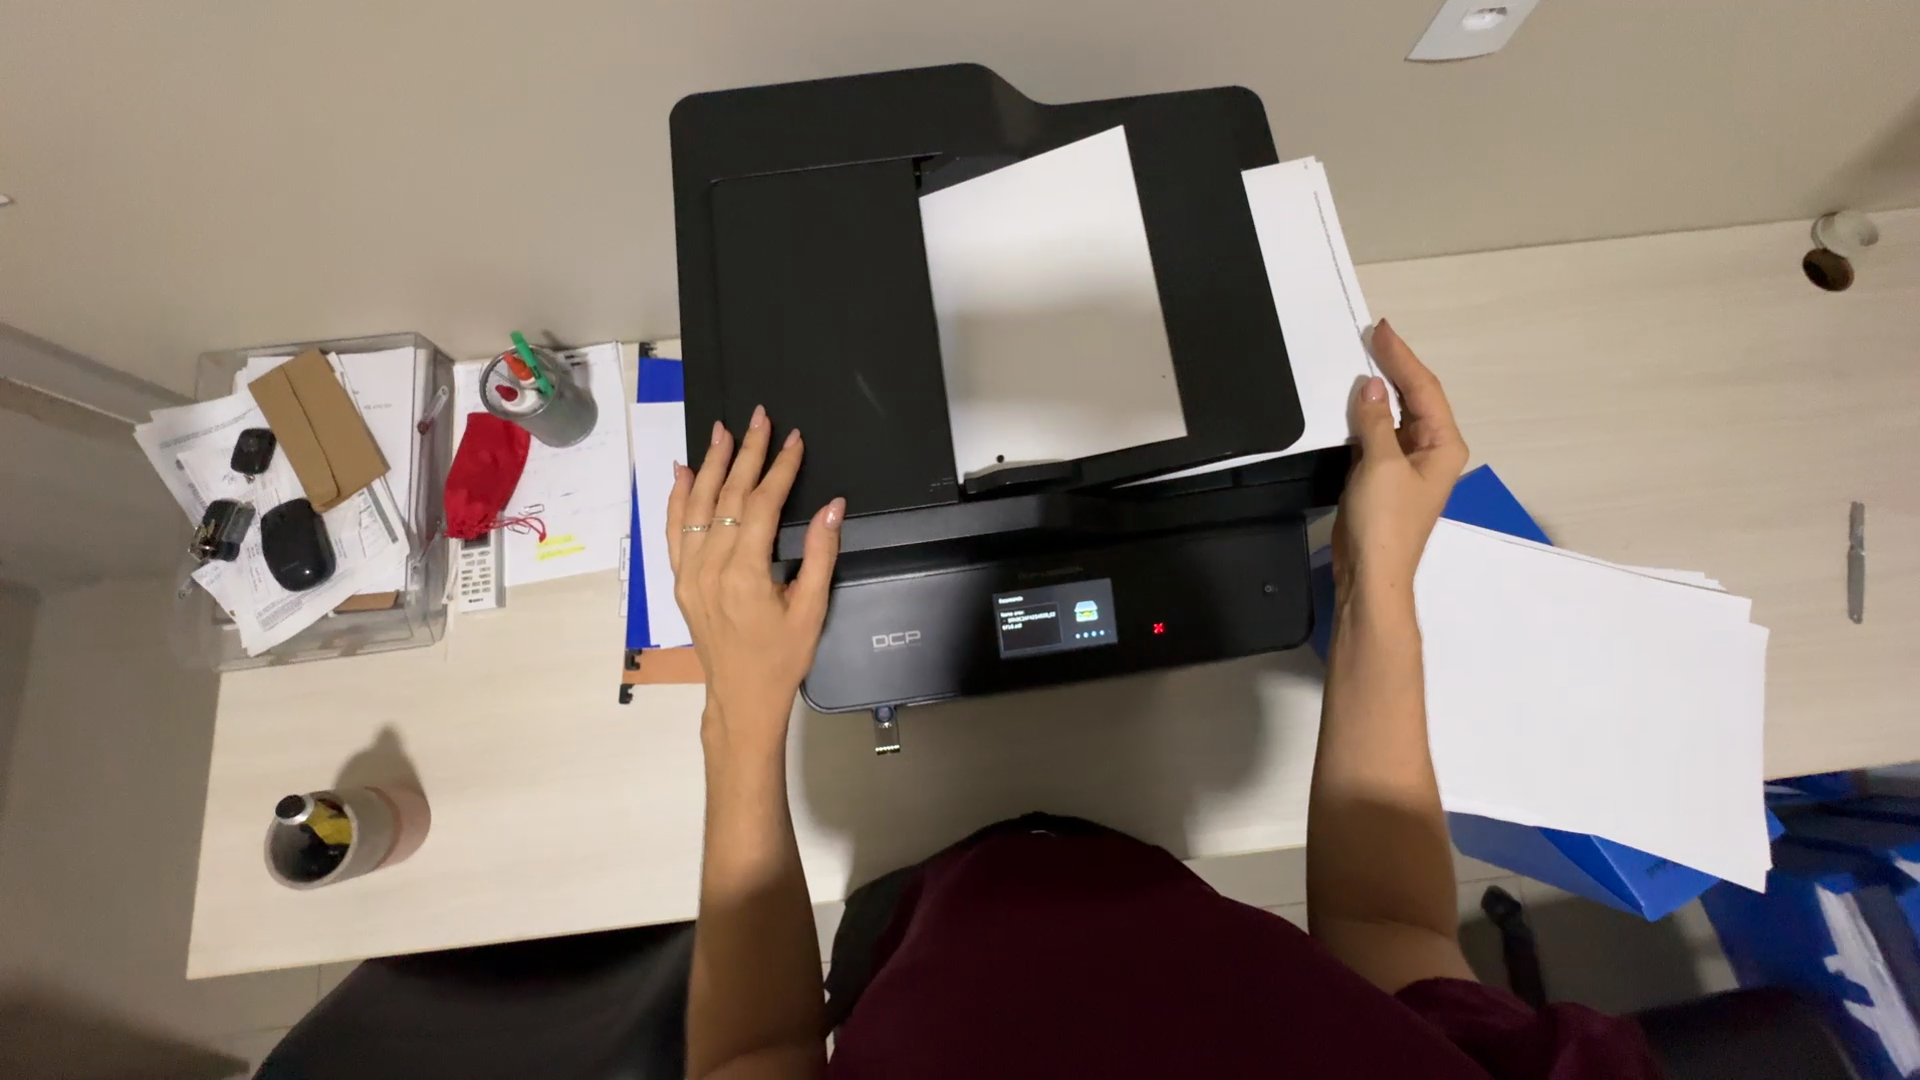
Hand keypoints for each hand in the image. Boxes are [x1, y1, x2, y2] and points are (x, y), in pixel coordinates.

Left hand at [666, 405, 844, 757]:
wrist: (740, 696)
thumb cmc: (781, 657)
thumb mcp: (812, 609)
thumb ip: (821, 554)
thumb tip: (833, 506)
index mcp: (745, 572)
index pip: (762, 504)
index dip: (780, 468)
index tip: (793, 439)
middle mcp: (710, 566)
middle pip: (728, 495)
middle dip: (745, 453)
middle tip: (758, 417)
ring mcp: (689, 572)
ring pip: (698, 505)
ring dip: (711, 464)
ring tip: (721, 431)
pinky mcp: (680, 580)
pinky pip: (675, 530)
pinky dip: (678, 498)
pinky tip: (683, 472)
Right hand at [1333, 320, 1468, 597]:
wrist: (1371, 570)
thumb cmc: (1384, 521)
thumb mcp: (1380, 465)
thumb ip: (1375, 423)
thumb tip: (1372, 388)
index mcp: (1442, 444)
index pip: (1423, 389)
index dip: (1402, 358)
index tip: (1381, 330)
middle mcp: (1430, 450)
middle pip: (1414, 399)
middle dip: (1394, 369)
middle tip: (1371, 338)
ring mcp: (1406, 465)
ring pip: (1394, 417)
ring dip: (1379, 393)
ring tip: (1360, 363)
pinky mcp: (1381, 479)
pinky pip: (1376, 437)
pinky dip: (1364, 418)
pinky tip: (1350, 406)